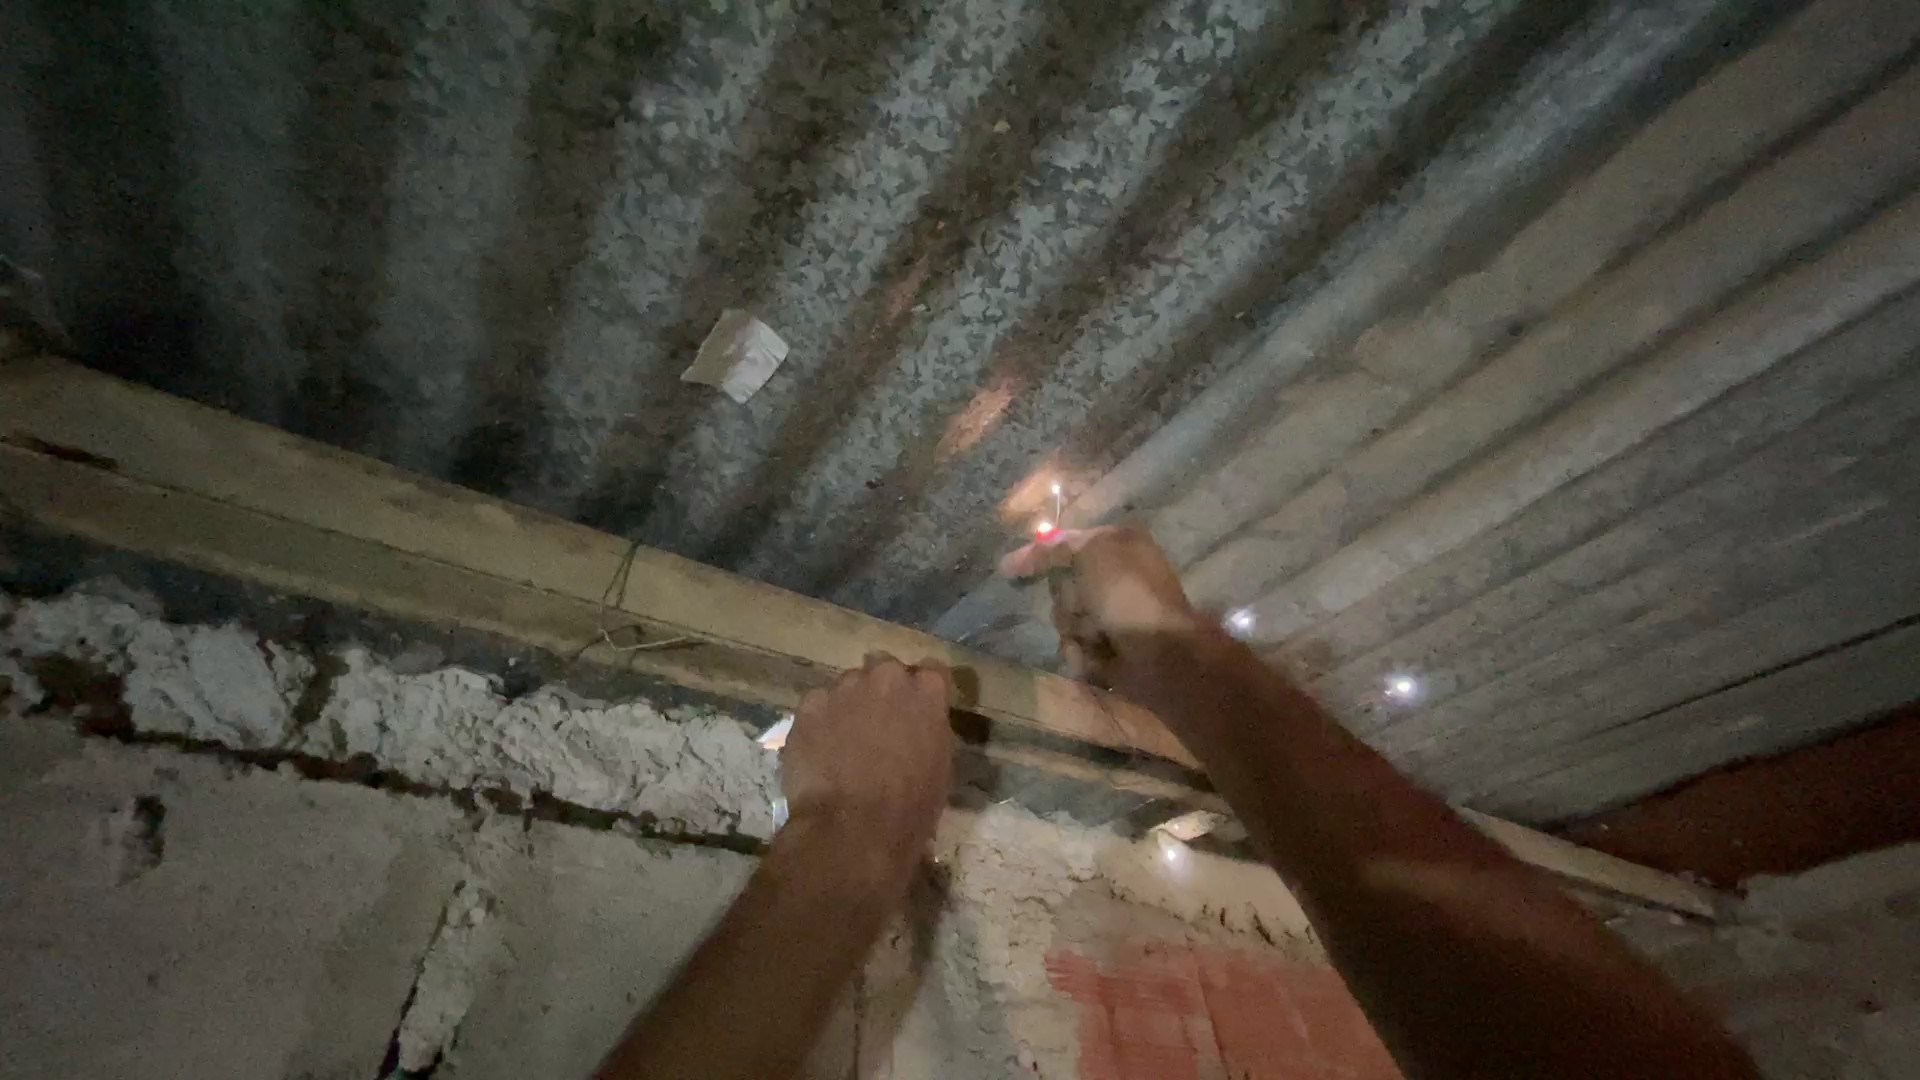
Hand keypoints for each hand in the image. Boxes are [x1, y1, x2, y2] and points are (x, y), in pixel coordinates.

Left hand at [779, 654, 952, 881]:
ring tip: (844, 740)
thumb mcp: (940, 764)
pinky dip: (821, 719)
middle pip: (886, 668)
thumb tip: (917, 723)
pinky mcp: (810, 704)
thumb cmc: (910, 806)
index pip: (931, 670)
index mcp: (926, 691)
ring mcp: (844, 687)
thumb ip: (930, 728)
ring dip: (850, 703)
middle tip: (879, 723)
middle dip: (884, 689)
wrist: (853, 829)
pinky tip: (820, 749)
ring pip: (849, 684)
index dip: (923, 689)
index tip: (917, 708)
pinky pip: (818, 703)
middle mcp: (887, 677)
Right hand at [999, 526, 1205, 693]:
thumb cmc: (1127, 593)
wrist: (1159, 652)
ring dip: (1075, 628)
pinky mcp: (1108, 647)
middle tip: (1085, 604)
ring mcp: (1112, 614)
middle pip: (1061, 585)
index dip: (1039, 555)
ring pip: (1065, 618)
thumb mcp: (1089, 553)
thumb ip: (1050, 550)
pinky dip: (1083, 652)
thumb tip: (1009, 561)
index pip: (1065, 544)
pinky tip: (1099, 654)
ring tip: (1098, 635)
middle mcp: (1115, 576)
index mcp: (1118, 545)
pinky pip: (1075, 646)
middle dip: (1068, 600)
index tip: (1011, 569)